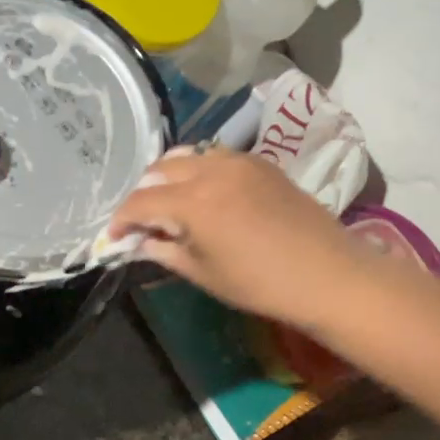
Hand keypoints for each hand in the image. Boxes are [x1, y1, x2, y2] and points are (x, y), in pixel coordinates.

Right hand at [109, 146, 366, 327]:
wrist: (325, 273)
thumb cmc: (257, 282)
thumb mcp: (201, 272)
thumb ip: (164, 251)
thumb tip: (141, 242)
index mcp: (193, 202)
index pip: (140, 201)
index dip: (121, 220)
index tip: (114, 238)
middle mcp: (212, 171)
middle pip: (160, 170)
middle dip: (143, 194)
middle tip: (141, 222)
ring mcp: (239, 162)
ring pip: (188, 156)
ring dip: (169, 177)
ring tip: (168, 204)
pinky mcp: (261, 164)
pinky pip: (215, 156)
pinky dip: (197, 170)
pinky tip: (200, 195)